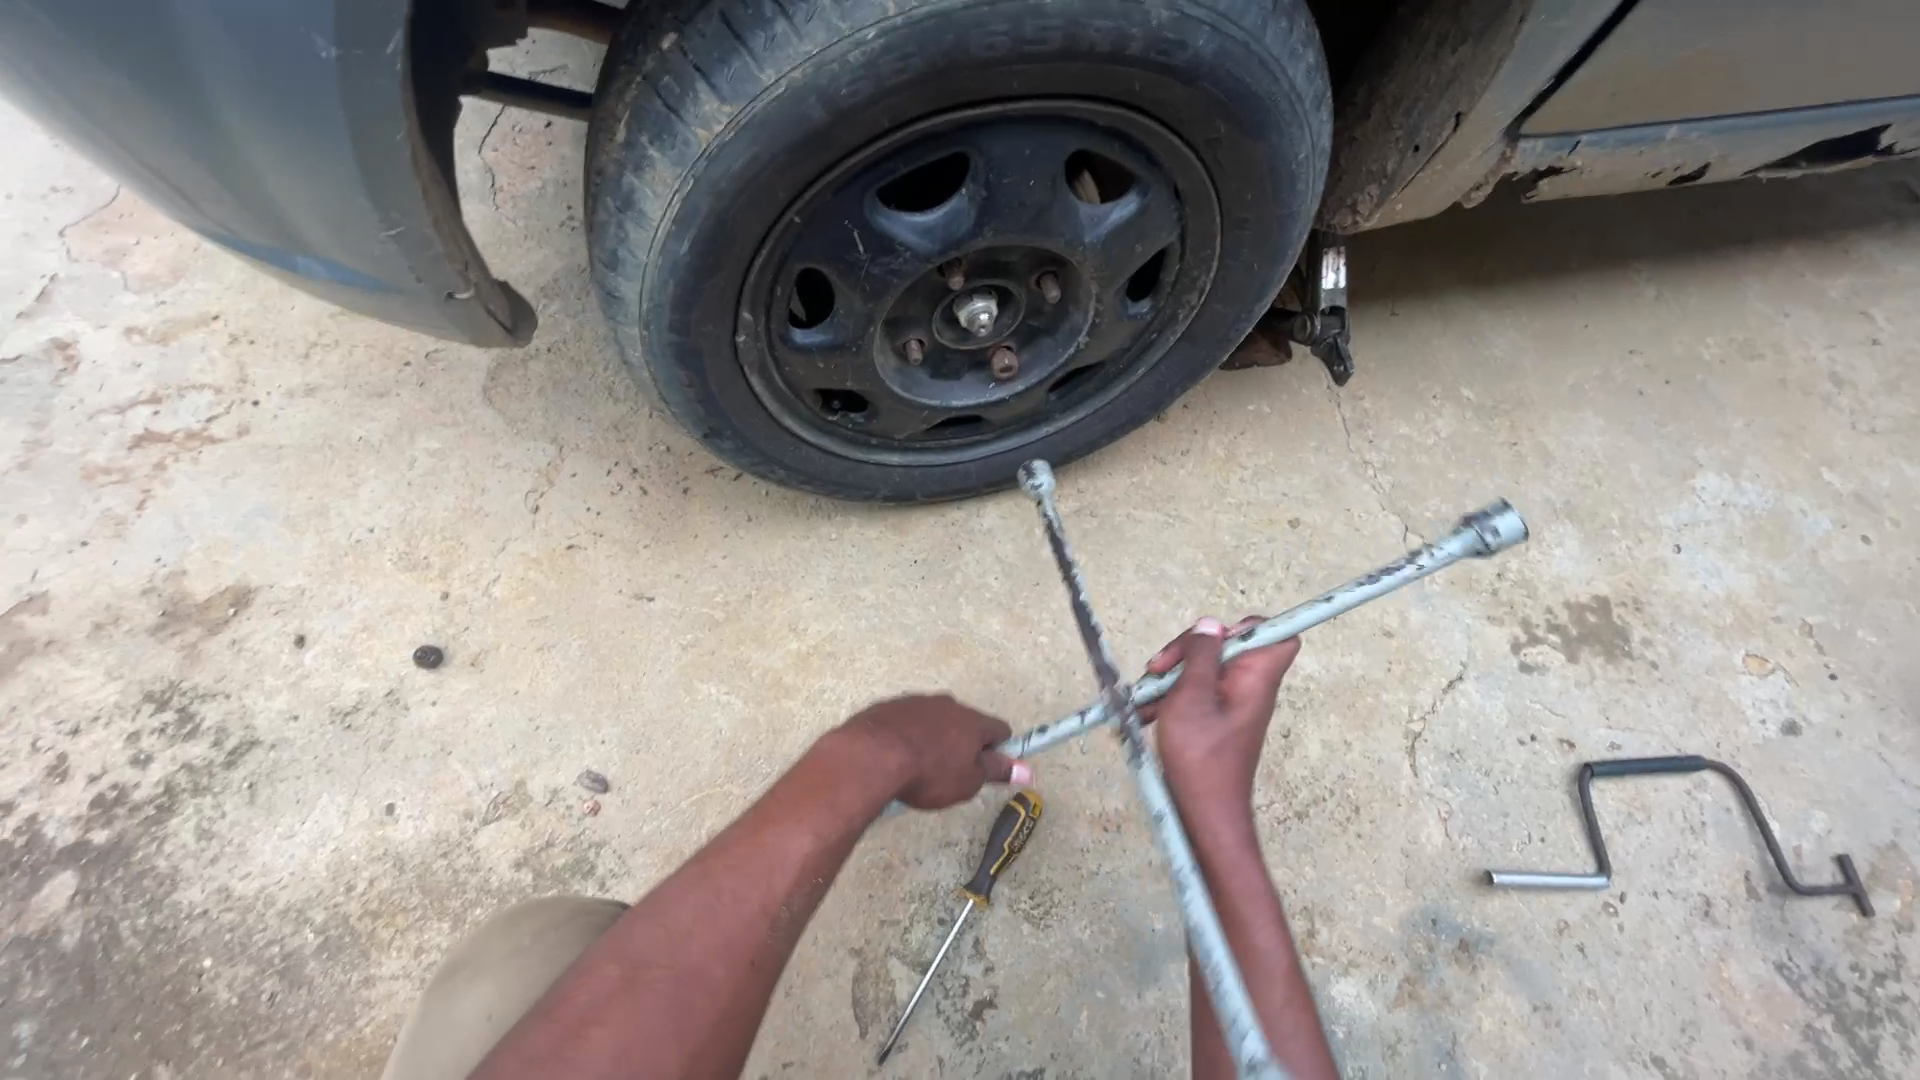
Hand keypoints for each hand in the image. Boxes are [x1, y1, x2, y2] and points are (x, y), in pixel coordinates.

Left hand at [838, 695, 1031, 809]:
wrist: (871, 756)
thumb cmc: (927, 773)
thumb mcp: (967, 781)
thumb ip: (996, 772)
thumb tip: (1029, 770)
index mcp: (972, 722)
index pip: (999, 729)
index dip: (999, 749)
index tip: (990, 767)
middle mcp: (947, 705)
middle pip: (965, 722)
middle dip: (963, 743)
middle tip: (950, 772)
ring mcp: (916, 702)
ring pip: (934, 719)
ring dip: (933, 737)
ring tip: (917, 768)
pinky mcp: (889, 706)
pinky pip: (906, 720)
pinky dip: (906, 735)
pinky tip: (894, 757)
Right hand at [1140, 617, 1299, 821]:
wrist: (1204, 812)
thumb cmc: (1201, 758)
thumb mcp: (1192, 698)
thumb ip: (1201, 656)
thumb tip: (1210, 624)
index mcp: (1256, 677)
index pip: (1277, 634)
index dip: (1245, 626)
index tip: (1209, 639)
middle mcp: (1250, 687)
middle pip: (1226, 647)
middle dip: (1187, 652)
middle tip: (1159, 668)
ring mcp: (1233, 704)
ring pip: (1205, 670)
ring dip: (1172, 678)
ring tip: (1145, 696)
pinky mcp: (1216, 719)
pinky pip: (1196, 694)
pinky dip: (1171, 698)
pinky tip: (1148, 713)